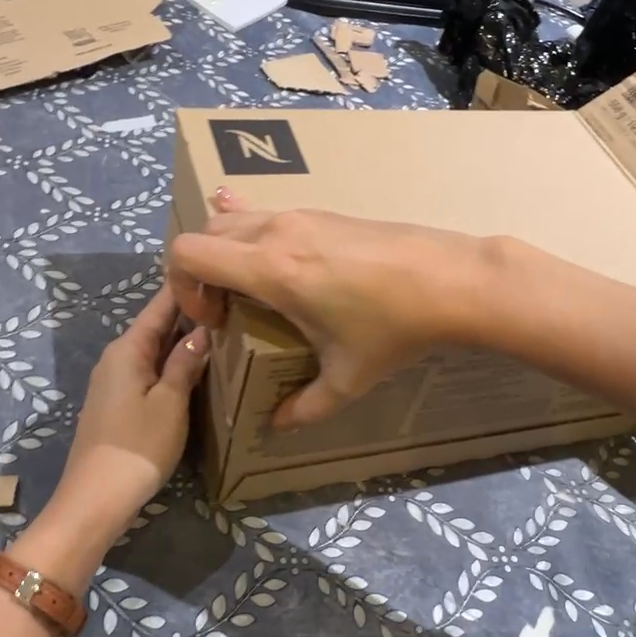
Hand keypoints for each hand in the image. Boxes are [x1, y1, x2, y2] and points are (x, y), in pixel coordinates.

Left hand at [10, 287, 207, 588]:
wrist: (97, 497)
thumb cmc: (138, 445)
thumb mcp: (170, 402)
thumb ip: (186, 363)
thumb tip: (202, 330)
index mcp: (128, 348)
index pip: (160, 305)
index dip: (186, 287)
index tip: (215, 269)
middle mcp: (117, 357)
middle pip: (157, 325)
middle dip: (190, 313)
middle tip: (230, 301)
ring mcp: (115, 381)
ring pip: (154, 349)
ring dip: (182, 340)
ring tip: (222, 330)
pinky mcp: (118, 402)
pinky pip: (149, 369)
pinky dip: (172, 363)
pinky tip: (196, 368)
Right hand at [167, 189, 496, 428]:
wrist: (453, 279)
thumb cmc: (394, 328)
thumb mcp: (347, 377)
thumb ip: (305, 406)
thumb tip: (278, 424)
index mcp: (271, 269)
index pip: (188, 254)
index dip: (182, 287)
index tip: (214, 319)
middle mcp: (277, 231)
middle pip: (205, 234)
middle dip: (200, 273)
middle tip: (226, 310)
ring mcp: (302, 215)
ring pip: (236, 220)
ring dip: (226, 252)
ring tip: (248, 287)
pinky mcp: (325, 212)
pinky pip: (268, 214)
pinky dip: (253, 234)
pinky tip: (269, 254)